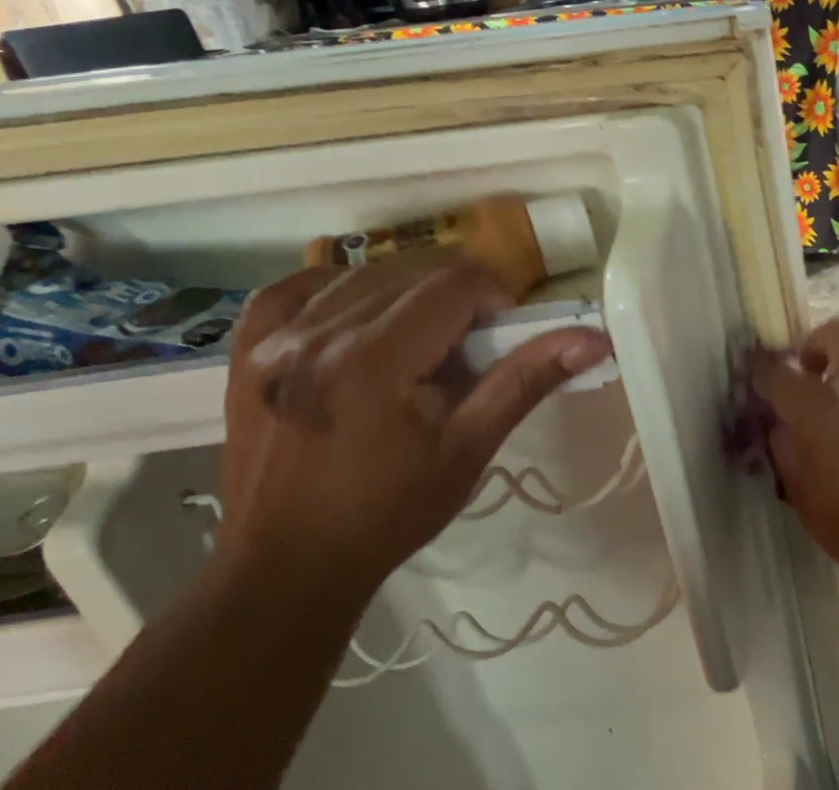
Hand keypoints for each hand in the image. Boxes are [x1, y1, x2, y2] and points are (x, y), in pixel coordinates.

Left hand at [217, 255, 609, 599]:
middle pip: (410, 271)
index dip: (494, 298)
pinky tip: (356, 315)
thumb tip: (593, 339)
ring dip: (404, 292)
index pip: (454, 283)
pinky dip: (334, 289)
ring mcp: (272, 342)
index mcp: (374, 360)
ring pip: (358, 274)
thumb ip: (526, 380)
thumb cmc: (389, 512)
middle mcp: (318, 336)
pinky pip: (292, 290)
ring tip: (417, 340)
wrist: (289, 566)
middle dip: (454, 295)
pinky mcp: (245, 354)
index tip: (501, 339)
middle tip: (466, 347)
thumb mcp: (470, 448)